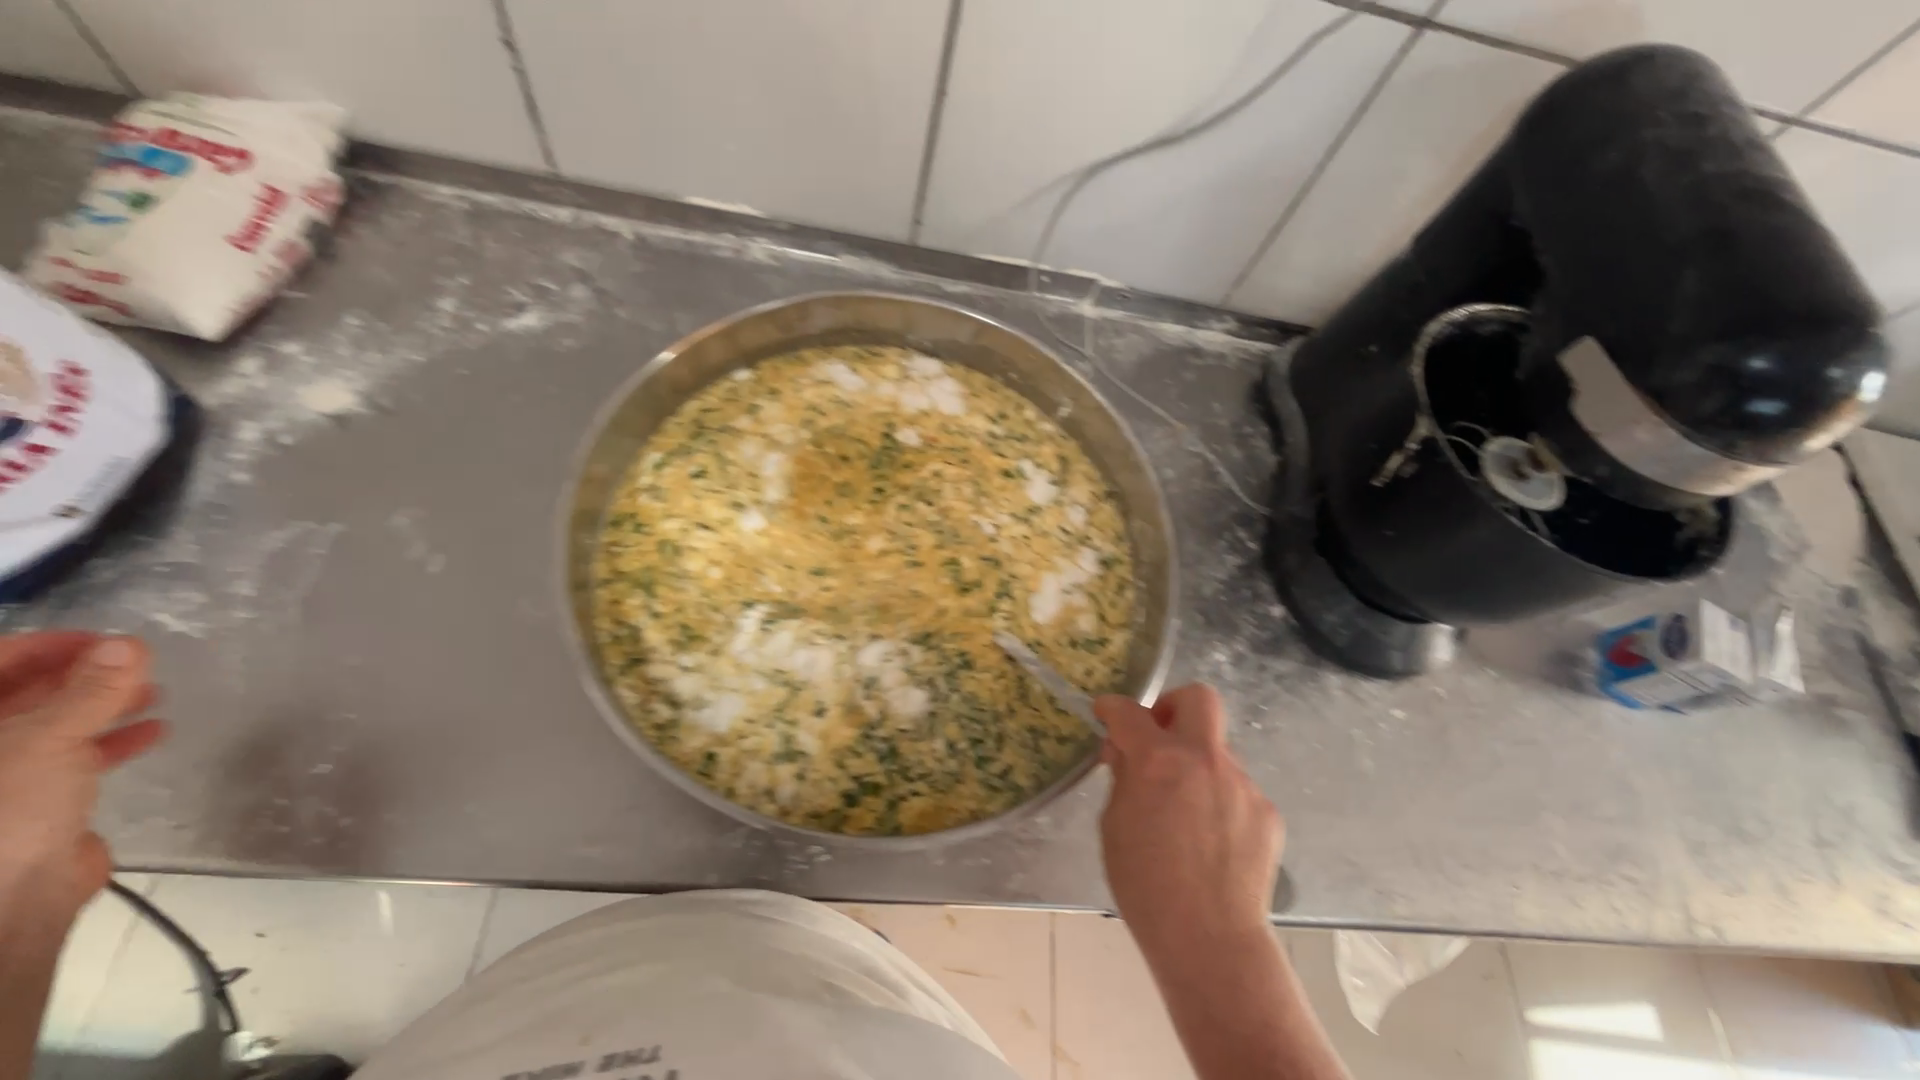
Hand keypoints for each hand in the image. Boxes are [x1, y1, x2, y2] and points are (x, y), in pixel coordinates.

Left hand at [0, 634, 162, 920]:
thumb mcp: (51, 737)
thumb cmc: (8, 808)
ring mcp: (5, 775)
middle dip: (81, 676)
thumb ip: (93, 689)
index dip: (47, 646)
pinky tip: (154, 731)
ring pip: (53, 725)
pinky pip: (73, 758)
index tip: (108, 641)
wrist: (9, 902)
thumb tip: (128, 643)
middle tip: (136, 665)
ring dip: (102, 706)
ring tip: (152, 693)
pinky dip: (111, 741)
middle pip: (23, 694)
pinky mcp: (34, 801)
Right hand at [1096, 683, 1281, 945]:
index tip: (1105, 712)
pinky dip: (1218, 802)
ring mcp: (1243, 784)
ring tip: (1182, 814)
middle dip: (1172, 707)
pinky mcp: (1267, 812)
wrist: (1209, 938)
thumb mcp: (1114, 827)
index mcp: (1158, 761)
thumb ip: (1123, 780)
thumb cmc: (1145, 886)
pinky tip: (1209, 840)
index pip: (1130, 714)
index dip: (1112, 708)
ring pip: (1217, 753)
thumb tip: (1127, 754)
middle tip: (1157, 738)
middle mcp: (1205, 760)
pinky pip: (1236, 792)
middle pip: (1198, 699)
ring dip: (1196, 767)